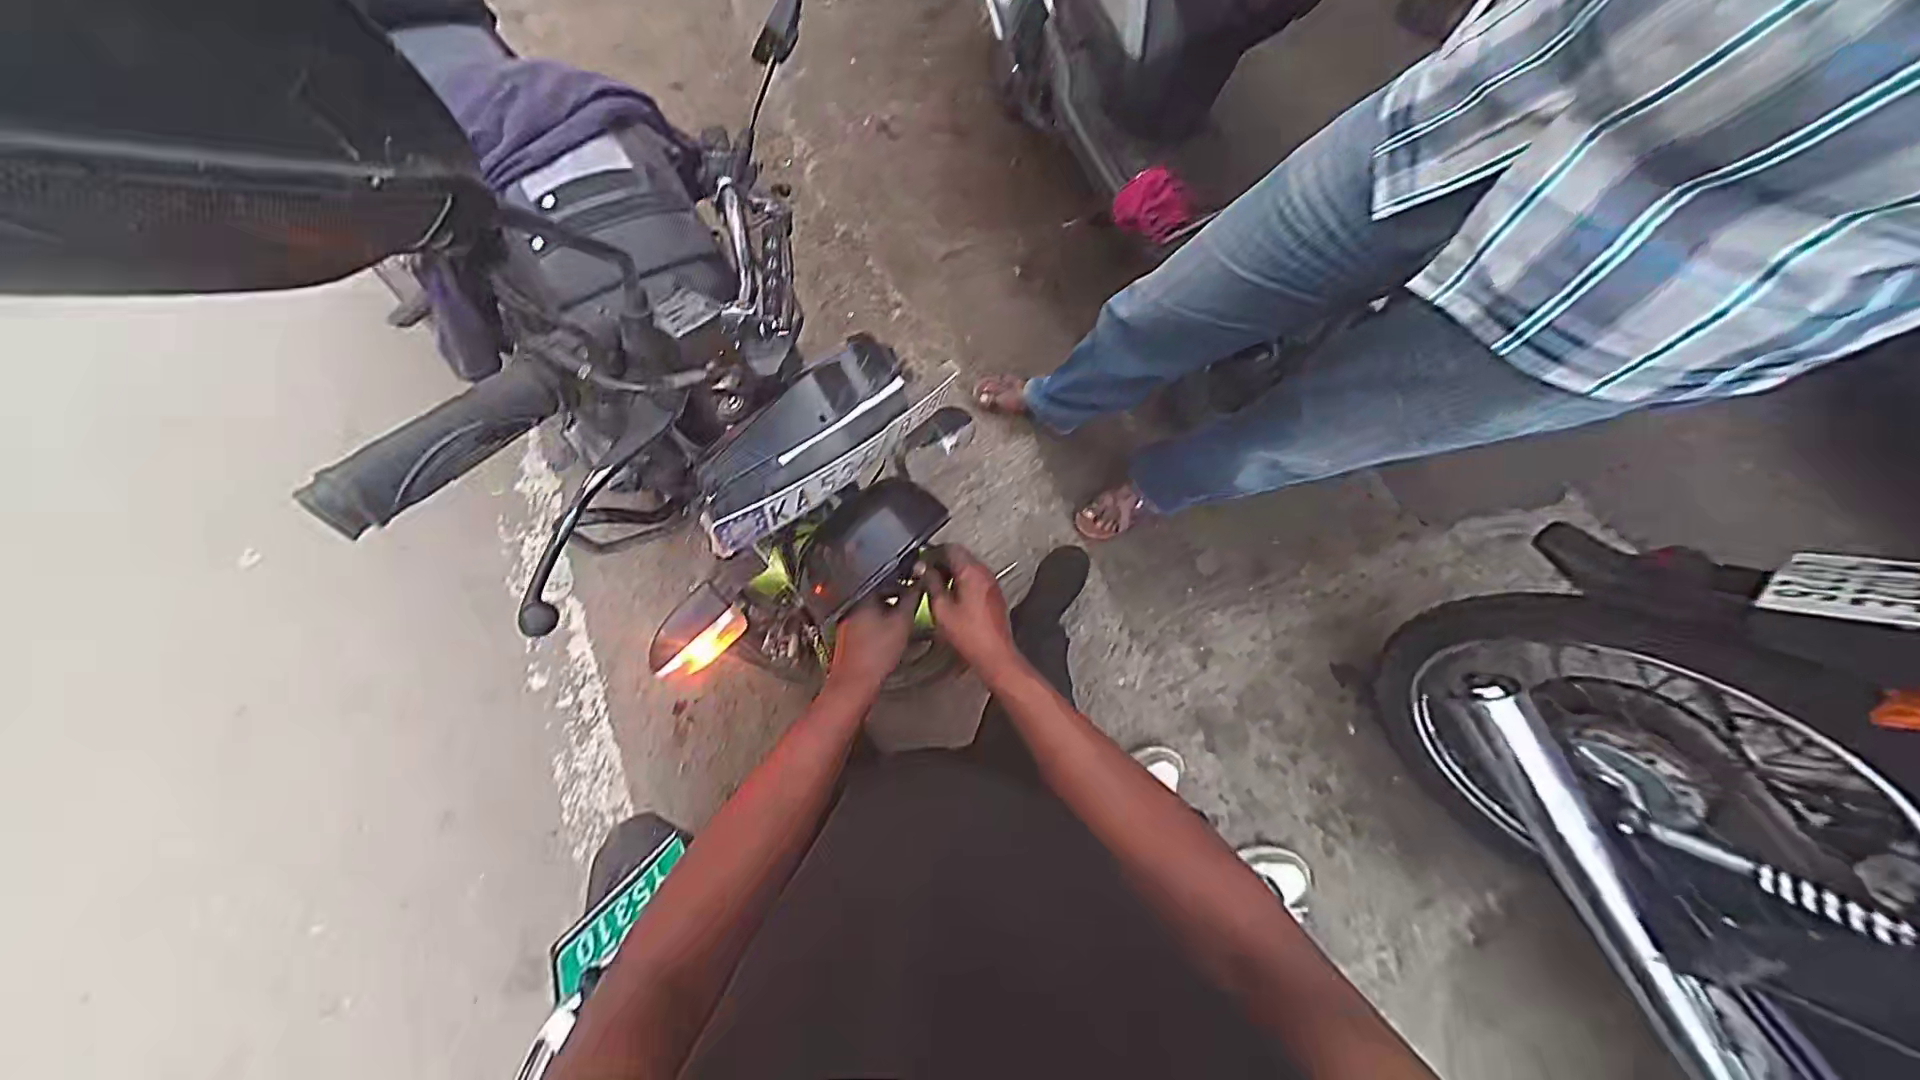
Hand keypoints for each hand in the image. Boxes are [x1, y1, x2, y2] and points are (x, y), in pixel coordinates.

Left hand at [827, 590, 919, 695]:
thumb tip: (918, 585)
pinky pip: (866, 622)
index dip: (904, 581)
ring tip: (901, 621)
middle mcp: (851, 606)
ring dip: (887, 611)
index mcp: (862, 596)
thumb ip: (911, 599)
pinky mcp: (847, 637)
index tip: (915, 587)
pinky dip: (878, 624)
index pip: (886, 578)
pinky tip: (888, 635)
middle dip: (896, 597)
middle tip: (911, 605)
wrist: (855, 682)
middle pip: (877, 593)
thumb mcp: (903, 622)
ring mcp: (847, 622)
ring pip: (871, 608)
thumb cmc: (876, 654)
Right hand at [926, 545, 1019, 672]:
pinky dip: (963, 581)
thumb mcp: (941, 608)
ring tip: (936, 586)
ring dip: (952, 572)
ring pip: (969, 566)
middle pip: (961, 555)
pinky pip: (976, 578)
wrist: (994, 653)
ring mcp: (991, 582)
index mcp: (971, 571)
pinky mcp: (994, 593)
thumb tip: (924, 569)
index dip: (933, 552)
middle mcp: (984, 572)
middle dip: (942, 562)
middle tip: (926, 574)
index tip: (922, 562)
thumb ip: (931, 583)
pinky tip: (952, 596)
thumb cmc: (968, 634)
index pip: (951, 548)